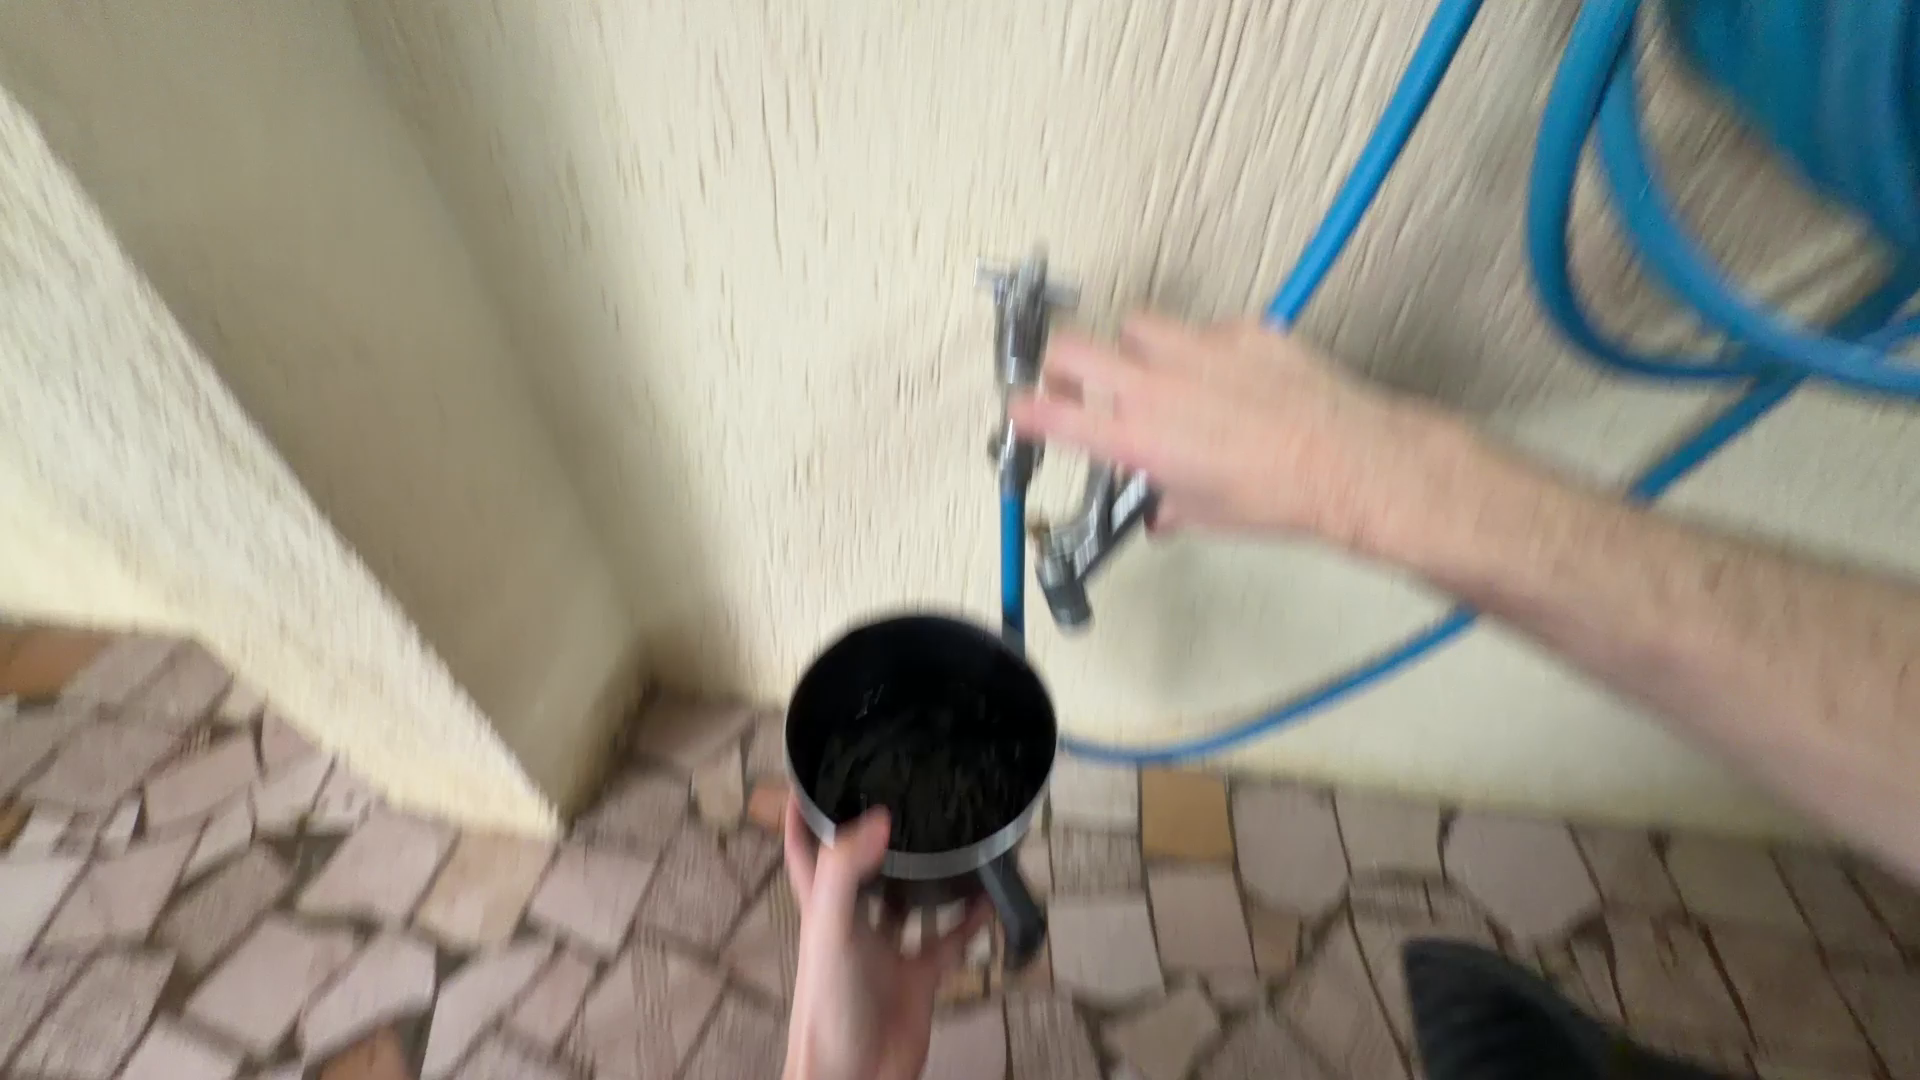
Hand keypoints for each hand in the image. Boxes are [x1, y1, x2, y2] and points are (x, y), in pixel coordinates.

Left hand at [782, 799, 990, 1079]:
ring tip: (949, 839)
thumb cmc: (830, 1005)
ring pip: (907, 901)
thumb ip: (846, 870)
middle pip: (860, 870)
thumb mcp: (830, 928)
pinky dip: (968, 921)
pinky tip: (987, 898)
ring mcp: (886, 949)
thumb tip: (879, 818)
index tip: (812, 779)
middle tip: (901, 800)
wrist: (856, 1078)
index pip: (806, 849)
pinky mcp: (917, 977)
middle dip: (875, 839)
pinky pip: (948, 939)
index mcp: (823, 906)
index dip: (802, 814)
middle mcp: (853, 921)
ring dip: (925, 876)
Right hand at [1008, 315, 1456, 551]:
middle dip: (1062, 365)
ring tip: (1153, 373)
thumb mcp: (1203, 515)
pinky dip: (1199, 349)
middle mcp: (1157, 388)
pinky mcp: (1241, 332)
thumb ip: (1164, 505)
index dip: (1025, 411)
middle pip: (1073, 347)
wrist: (1348, 463)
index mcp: (1139, 438)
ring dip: (1130, 349)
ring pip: (1134, 325)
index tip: (1019, 410)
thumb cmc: (1277, 496)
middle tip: (1074, 383)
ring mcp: (1198, 351)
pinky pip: (1200, 329)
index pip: (1054, 416)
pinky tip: (1223, 375)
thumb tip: (1158, 511)